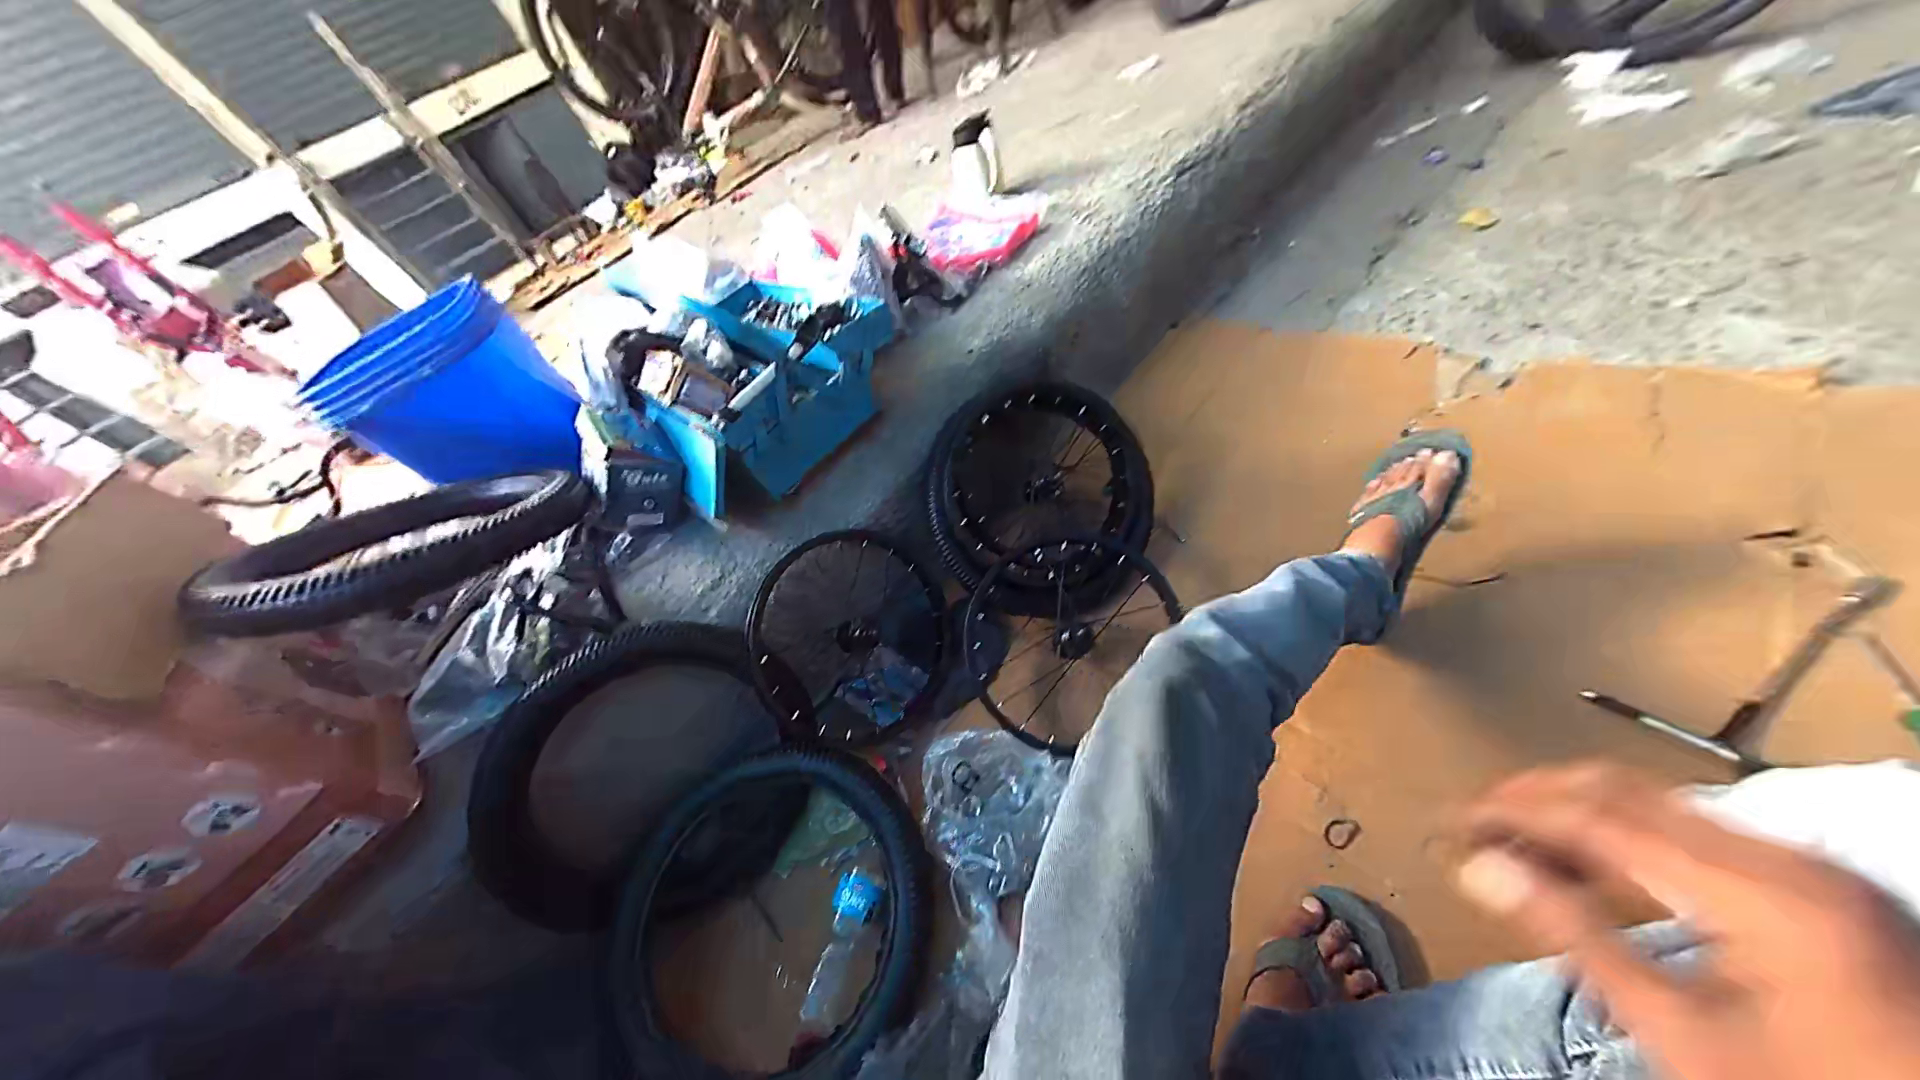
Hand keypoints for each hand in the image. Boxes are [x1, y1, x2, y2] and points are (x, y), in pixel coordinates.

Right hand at [1454, 762, 1919, 1079]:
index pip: (1598, 817)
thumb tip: (1479, 869)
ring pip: (1654, 800)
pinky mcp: (1818, 884)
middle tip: (1476, 820)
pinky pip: (1692, 828)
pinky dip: (1623, 832)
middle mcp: (1790, 861)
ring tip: (1517, 839)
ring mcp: (1810, 868)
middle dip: (1536, 797)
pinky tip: (1587, 861)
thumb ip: (1575, 936)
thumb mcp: (1682, 1035)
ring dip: (1573, 811)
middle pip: (1624, 789)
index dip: (1513, 811)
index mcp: (1762, 896)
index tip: (1453, 819)